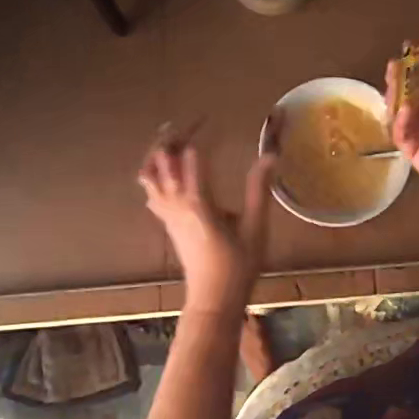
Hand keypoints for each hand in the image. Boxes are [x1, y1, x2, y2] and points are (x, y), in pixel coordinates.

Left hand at [137, 126, 277, 311]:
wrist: (213, 300)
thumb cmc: (238, 266)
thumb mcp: (256, 228)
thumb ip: (259, 189)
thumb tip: (269, 156)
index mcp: (198, 202)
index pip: (190, 155)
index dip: (198, 132)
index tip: (212, 118)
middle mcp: (176, 203)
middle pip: (162, 159)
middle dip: (173, 136)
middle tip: (192, 122)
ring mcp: (167, 213)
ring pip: (149, 174)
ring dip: (157, 152)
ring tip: (172, 137)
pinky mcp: (166, 222)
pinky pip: (151, 190)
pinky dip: (154, 173)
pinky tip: (166, 170)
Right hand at [388, 52, 418, 224]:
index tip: (411, 47)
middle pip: (411, 92)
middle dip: (400, 78)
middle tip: (393, 65)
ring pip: (401, 112)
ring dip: (395, 98)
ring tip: (393, 85)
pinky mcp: (418, 155)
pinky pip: (402, 137)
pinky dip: (399, 123)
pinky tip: (404, 111)